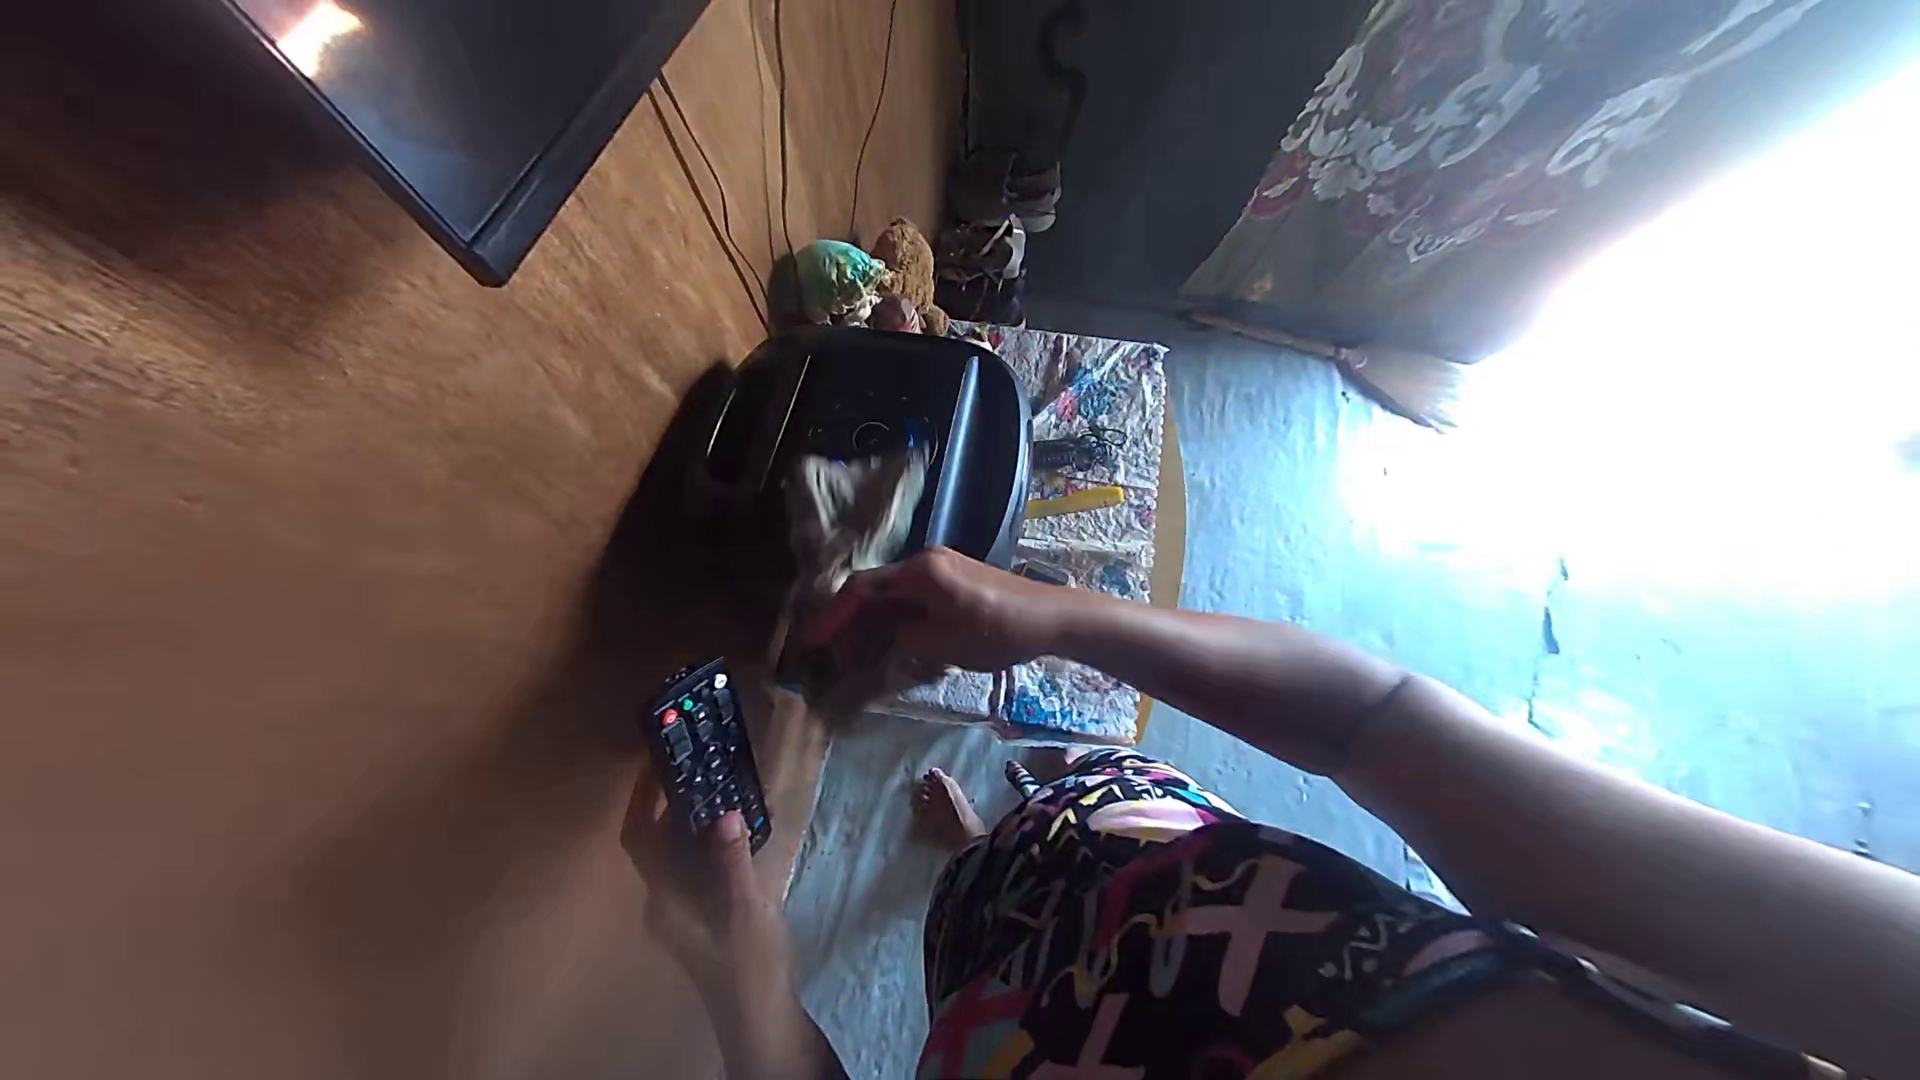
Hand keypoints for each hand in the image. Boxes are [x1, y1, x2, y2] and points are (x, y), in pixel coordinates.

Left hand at [623, 785, 830, 1079]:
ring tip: (724, 783)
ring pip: (683, 849)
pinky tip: (746, 822)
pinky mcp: (707, 908)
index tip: (656, 763)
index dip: (643, 801)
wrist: (759, 1015)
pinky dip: (716, 836)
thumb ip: (734, 862)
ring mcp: (687, 905)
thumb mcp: (746, 910)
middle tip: (699, 764)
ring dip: (697, 816)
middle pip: (660, 840)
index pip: (641, 840)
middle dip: (674, 801)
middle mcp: (668, 899)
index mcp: (666, 899)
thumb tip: (726, 814)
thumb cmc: (748, 964)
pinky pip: (703, 860)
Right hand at [803, 547, 1084, 671]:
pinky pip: (916, 598)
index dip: (834, 616)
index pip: (862, 589)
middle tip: (839, 657)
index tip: (814, 642)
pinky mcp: (956, 580)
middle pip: (877, 591)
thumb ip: (903, 638)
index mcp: (920, 570)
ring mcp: (943, 569)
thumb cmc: (996, 630)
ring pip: (896, 596)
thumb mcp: (941, 643)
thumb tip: (885, 638)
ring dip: (877, 624)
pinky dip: (899, 619)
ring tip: (861, 656)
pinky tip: (894, 642)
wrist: (1051, 618)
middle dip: (854, 624)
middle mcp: (927, 561)